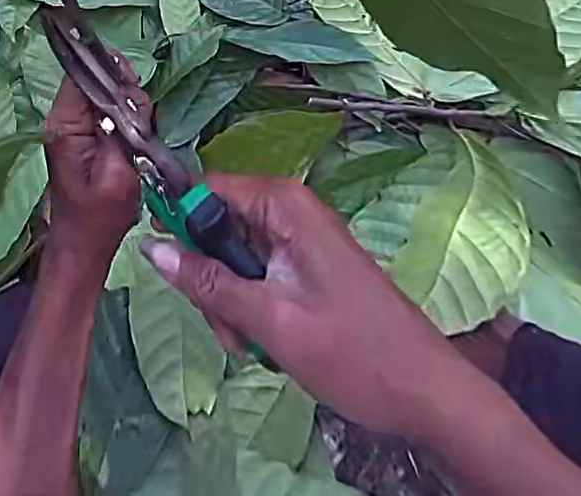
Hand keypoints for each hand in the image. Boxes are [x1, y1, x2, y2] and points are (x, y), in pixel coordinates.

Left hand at [41, 58, 142, 266]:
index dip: (108, 69)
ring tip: (138, 135)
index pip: (81, 75)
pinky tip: (134, 138)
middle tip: (140, 119)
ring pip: (106, 93)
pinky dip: (126, 117)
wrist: (84, 246)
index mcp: (65, 124)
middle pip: (96, 79)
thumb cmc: (100, 215)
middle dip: (123, 91)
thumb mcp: (118, 171)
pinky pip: (107, 110)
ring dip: (128, 106)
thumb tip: (128, 94)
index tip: (132, 83)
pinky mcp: (85, 134)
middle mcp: (65, 118)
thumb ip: (122, 128)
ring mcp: (74, 125)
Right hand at [138, 173, 496, 441]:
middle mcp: (289, 209)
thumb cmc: (354, 353)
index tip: (162, 258)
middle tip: (220, 323)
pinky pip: (255, 267)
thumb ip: (207, 282)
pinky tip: (257, 335)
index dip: (179, 217)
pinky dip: (247, 299)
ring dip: (226, 294)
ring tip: (244, 340)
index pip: (207, 187)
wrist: (429, 394)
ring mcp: (298, 235)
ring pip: (233, 251)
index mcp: (283, 204)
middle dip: (208, 272)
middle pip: (217, 223)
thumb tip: (151, 250)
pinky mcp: (303, 260)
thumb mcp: (270, 319)